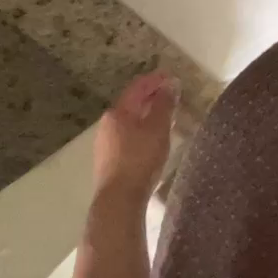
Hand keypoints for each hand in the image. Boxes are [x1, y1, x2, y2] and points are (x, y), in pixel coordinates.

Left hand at [92, 71, 176, 203]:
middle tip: (171, 95)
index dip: (156, 79)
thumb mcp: (158, 128)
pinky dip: (141, 130)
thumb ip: (165, 103)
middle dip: (151, 97)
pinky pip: (127, 136)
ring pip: (129, 121)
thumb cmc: (140, 159)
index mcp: (118, 111)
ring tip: (165, 117)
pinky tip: (152, 139)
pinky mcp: (107, 161)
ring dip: (147, 115)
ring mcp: (105, 143)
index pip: (138, 86)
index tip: (172, 76)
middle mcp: (107, 123)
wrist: (118, 201)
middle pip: (132, 103)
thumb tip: (170, 84)